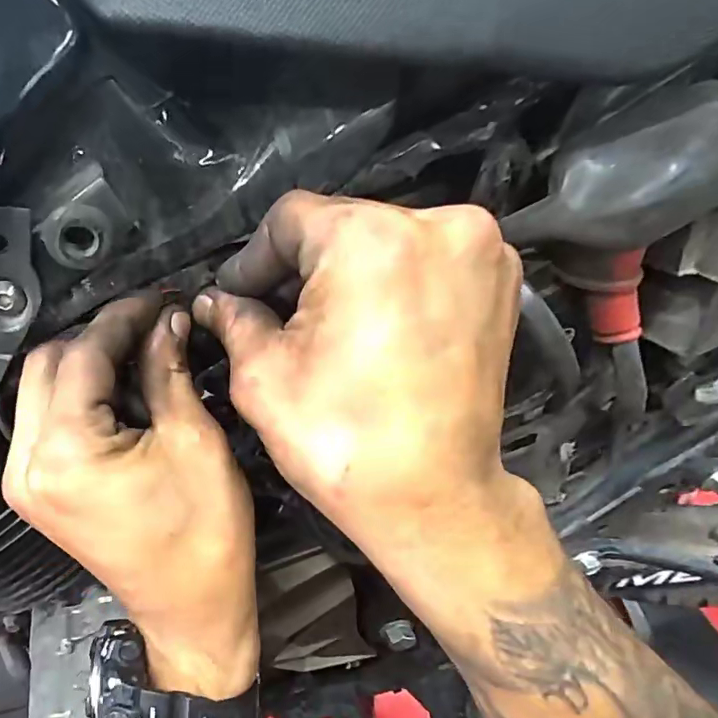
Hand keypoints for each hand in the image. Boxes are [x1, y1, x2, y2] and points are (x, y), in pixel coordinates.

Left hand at [4, 295, 258, 698]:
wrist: (190, 607)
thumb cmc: (203, 539)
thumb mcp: (195, 441)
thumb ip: (169, 371)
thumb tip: (164, 323)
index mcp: (65, 453)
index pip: (82, 354)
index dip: (123, 318)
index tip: (155, 301)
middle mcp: (28, 467)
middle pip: (48, 364)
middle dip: (99, 337)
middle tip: (150, 328)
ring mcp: (25, 482)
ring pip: (40, 389)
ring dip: (85, 365)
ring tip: (139, 358)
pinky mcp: (37, 491)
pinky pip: (44, 421)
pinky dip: (77, 397)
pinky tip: (119, 394)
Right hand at [193, 192, 542, 572]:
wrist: (432, 497)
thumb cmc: (343, 441)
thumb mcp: (263, 376)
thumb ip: (235, 320)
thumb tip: (217, 300)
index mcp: (370, 239)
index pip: (289, 219)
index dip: (254, 260)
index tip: (237, 297)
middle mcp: (437, 225)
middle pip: (340, 225)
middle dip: (300, 269)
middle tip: (272, 316)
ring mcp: (480, 251)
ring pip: (384, 242)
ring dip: (346, 276)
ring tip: (322, 328)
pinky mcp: (500, 282)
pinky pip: (425, 262)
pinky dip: (392, 285)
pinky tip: (370, 330)